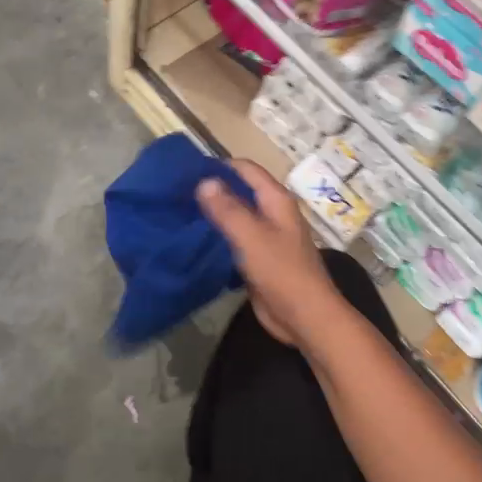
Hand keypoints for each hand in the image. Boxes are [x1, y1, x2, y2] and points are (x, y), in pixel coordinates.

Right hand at [196, 161, 345, 346]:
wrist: (304, 316)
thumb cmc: (282, 271)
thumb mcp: (252, 237)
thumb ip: (228, 209)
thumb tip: (204, 181)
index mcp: (276, 199)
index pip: (246, 169)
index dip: (220, 166)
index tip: (188, 169)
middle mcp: (271, 212)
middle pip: (240, 191)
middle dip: (213, 190)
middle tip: (177, 192)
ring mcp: (265, 235)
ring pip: (236, 216)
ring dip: (213, 214)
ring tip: (179, 212)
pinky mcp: (258, 257)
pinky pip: (234, 239)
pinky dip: (217, 235)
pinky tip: (194, 239)